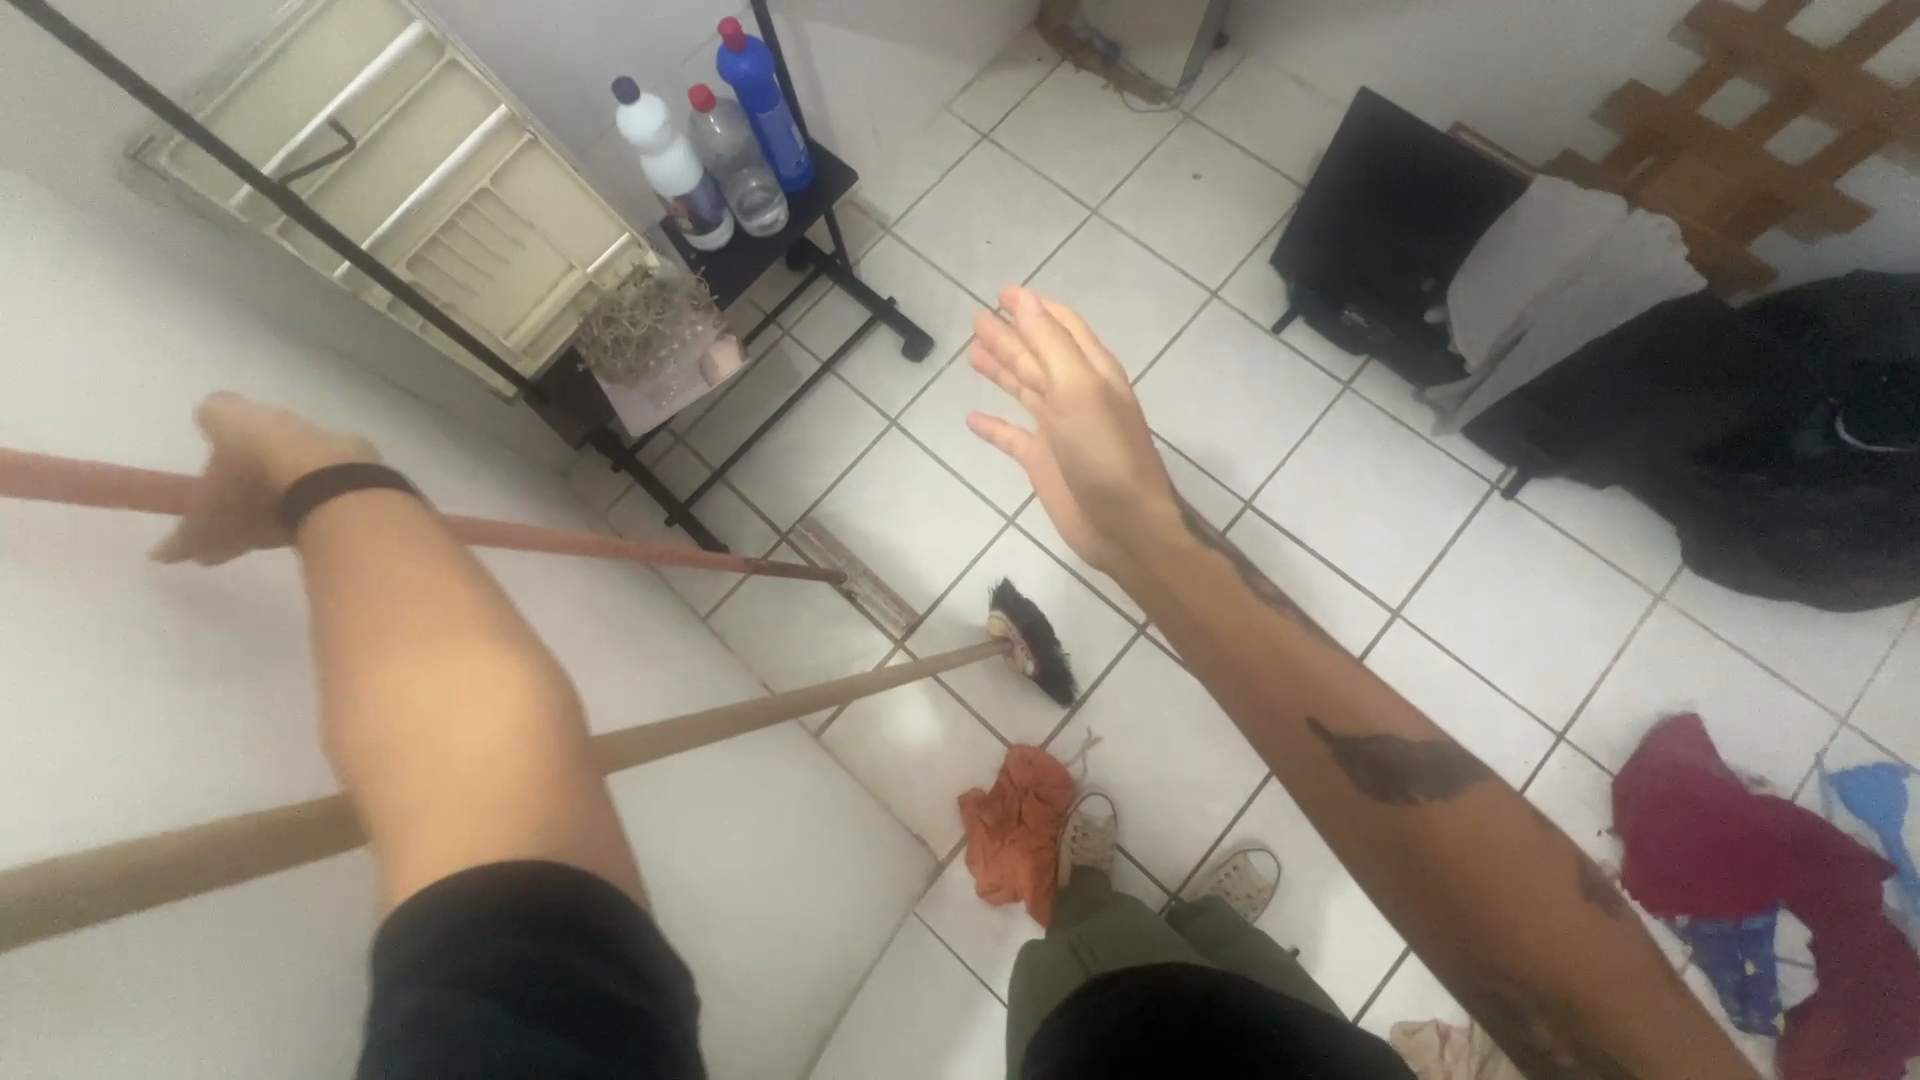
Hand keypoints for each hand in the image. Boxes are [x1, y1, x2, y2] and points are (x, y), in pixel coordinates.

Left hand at [151, 392, 378, 565]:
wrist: (342, 479)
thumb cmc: (268, 459)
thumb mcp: (228, 418)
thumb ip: (216, 416)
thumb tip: (220, 415)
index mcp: (210, 520)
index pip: (182, 544)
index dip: (170, 548)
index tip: (161, 554)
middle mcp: (249, 535)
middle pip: (230, 544)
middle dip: (223, 535)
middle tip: (219, 522)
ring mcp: (293, 531)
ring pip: (270, 527)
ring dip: (265, 514)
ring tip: (267, 488)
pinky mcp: (331, 520)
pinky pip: (307, 509)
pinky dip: (303, 498)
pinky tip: (307, 480)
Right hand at [966, 287, 1177, 573]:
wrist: (1123, 525)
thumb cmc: (1105, 453)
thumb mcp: (1079, 389)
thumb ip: (1050, 343)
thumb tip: (1025, 299)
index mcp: (1092, 372)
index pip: (1061, 328)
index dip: (1034, 308)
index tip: (1003, 292)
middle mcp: (1075, 395)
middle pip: (1037, 355)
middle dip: (1010, 335)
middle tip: (977, 318)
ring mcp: (1059, 430)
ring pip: (1025, 390)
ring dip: (1001, 371)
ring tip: (972, 353)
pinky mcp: (1043, 462)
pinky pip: (1012, 437)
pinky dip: (994, 427)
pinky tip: (972, 418)